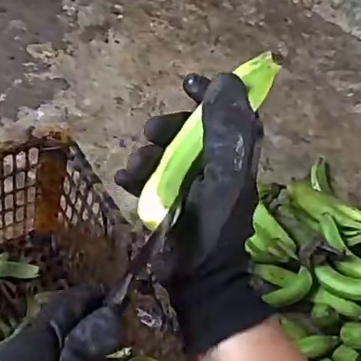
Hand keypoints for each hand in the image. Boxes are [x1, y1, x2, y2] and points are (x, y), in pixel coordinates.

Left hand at [0, 287, 121, 360]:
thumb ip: (87, 354)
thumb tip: (106, 310)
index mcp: (30, 346)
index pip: (65, 305)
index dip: (93, 297)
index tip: (121, 295)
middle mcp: (11, 349)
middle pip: (53, 322)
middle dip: (84, 318)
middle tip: (117, 326)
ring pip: (43, 344)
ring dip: (71, 341)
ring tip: (100, 351)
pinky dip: (57, 360)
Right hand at [116, 72, 273, 353]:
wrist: (197, 279)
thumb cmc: (217, 227)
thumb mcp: (226, 175)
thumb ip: (225, 130)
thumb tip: (225, 81)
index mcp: (234, 156)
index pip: (227, 113)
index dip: (210, 94)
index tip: (188, 83)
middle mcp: (211, 165)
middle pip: (188, 130)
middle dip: (168, 126)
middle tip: (152, 131)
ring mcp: (186, 183)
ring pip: (162, 152)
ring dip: (147, 153)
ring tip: (138, 166)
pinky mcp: (164, 201)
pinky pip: (145, 178)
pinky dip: (133, 176)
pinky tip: (125, 180)